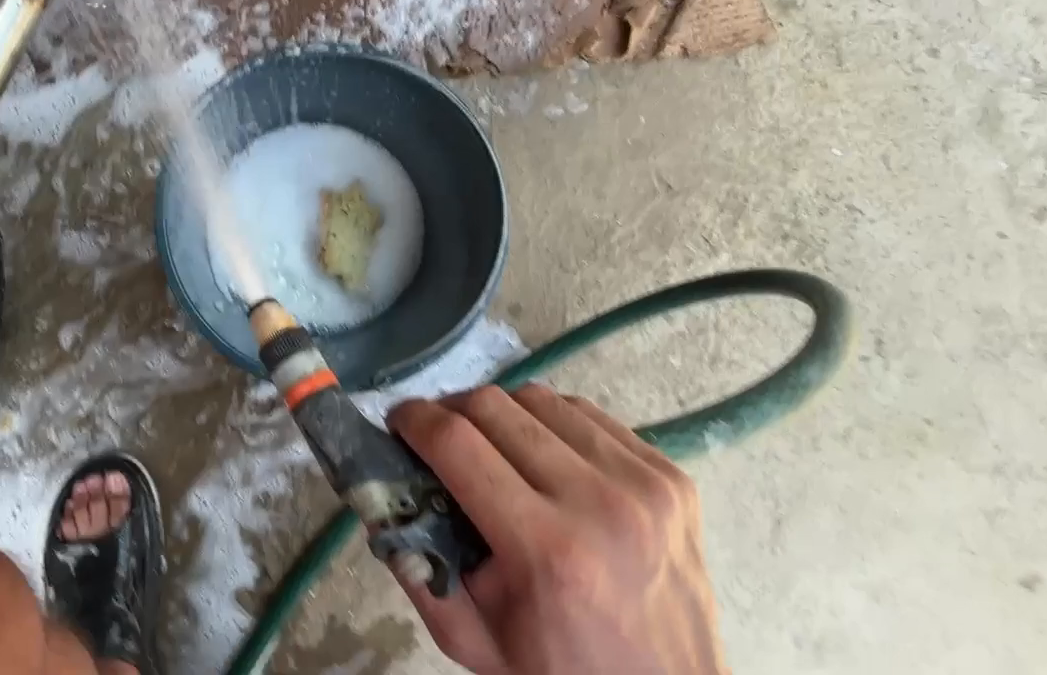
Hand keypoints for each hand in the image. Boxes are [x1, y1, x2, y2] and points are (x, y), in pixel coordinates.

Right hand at [388, 386, 726, 674]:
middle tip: (437, 435)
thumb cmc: (557, 672)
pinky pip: (586, 414)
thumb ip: (412, 563)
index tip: (397, 423)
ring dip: (501, 414)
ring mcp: (644, 483)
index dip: (414, 420)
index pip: (456, 443)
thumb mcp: (468, 639)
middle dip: (450, 411)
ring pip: (540, 398)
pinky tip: (545, 457)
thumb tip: (374, 492)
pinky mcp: (671, 475)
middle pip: (494, 406)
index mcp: (546, 550)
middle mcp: (601, 503)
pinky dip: (550, 424)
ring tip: (492, 447)